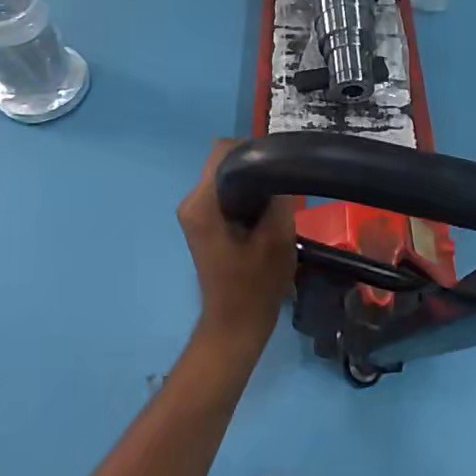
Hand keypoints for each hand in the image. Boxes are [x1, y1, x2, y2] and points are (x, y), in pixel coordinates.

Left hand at [177, 141, 296, 349]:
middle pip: (225, 161)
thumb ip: (278, 197)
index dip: (255, 149)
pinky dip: (246, 196)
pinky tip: (266, 213)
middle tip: (283, 184)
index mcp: (202, 202)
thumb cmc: (255, 285)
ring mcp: (195, 212)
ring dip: (252, 182)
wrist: (236, 326)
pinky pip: (226, 192)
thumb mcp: (277, 238)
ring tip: (278, 199)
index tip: (280, 163)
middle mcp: (192, 201)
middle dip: (255, 166)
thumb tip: (282, 167)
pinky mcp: (204, 222)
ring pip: (227, 177)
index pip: (225, 150)